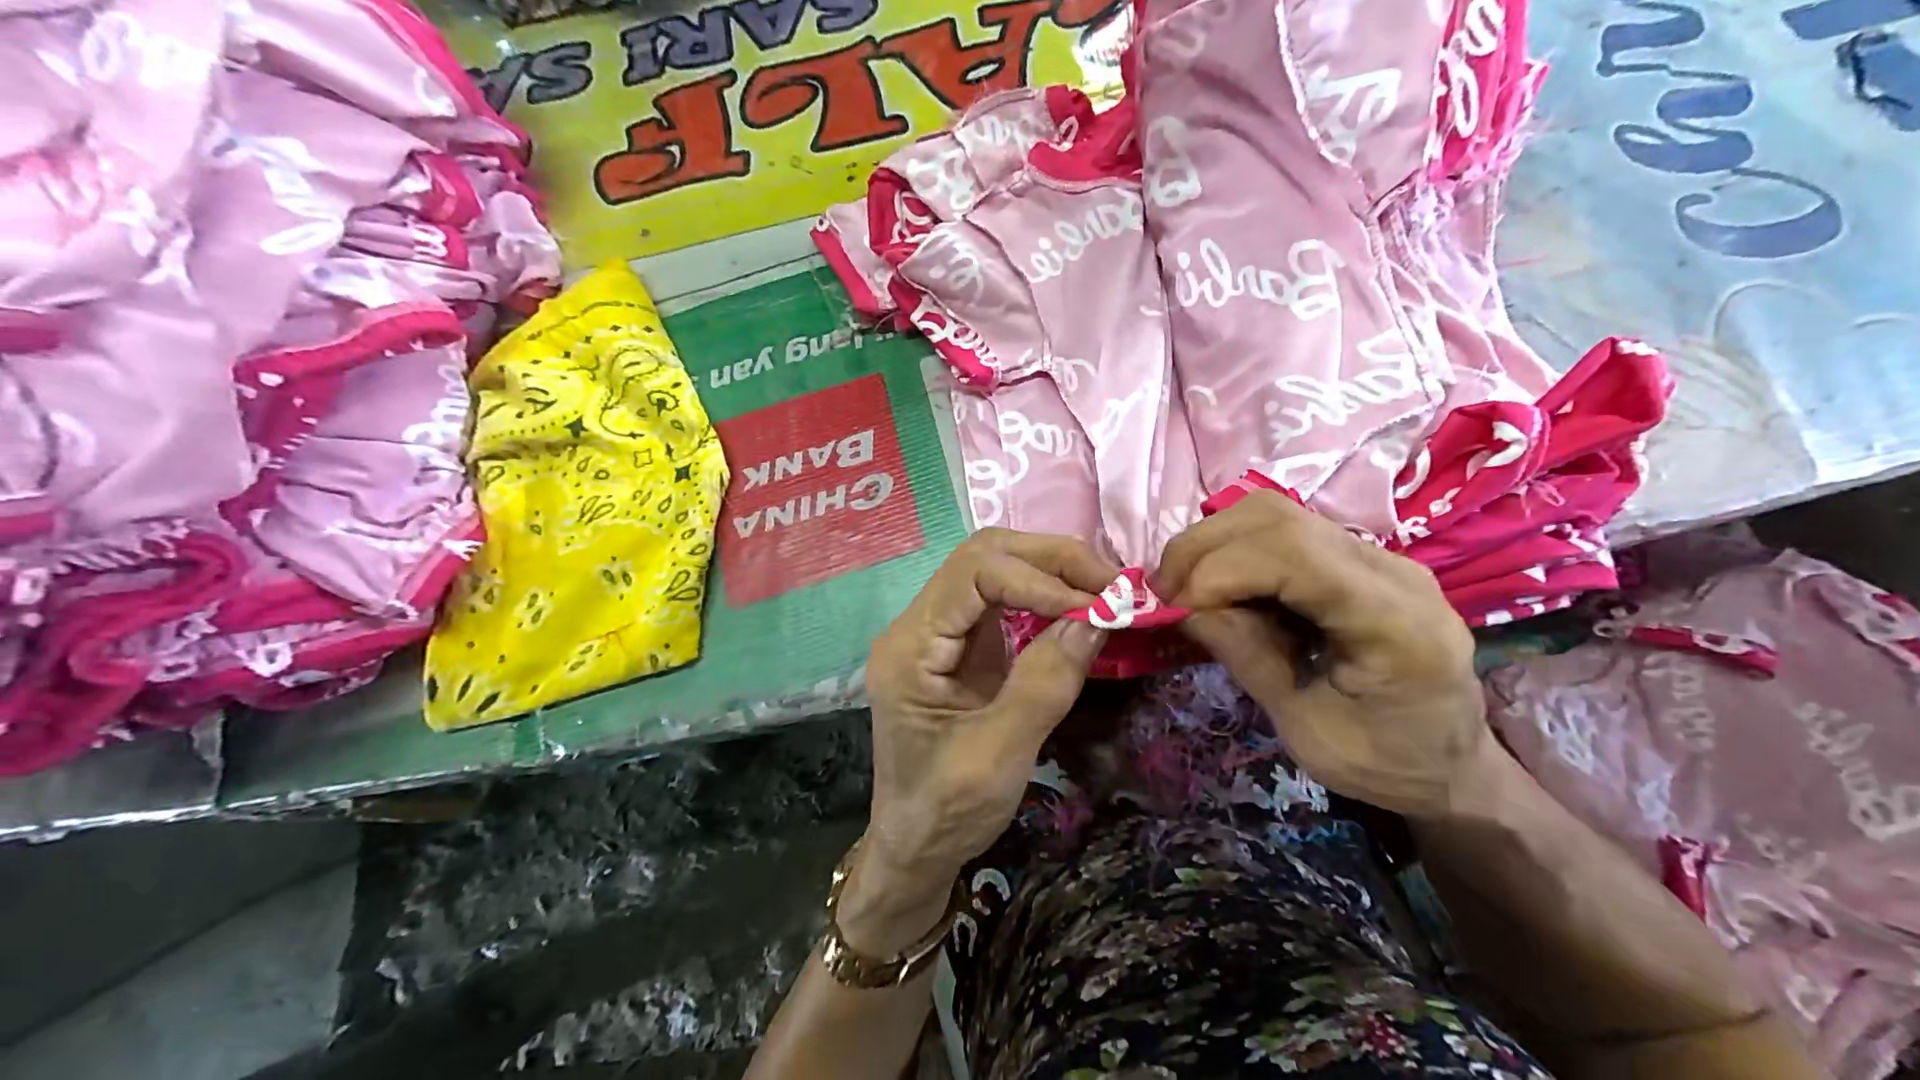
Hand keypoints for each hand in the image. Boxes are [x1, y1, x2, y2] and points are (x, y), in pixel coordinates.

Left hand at [847, 530, 1114, 953]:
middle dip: (1051, 561)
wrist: (916, 849)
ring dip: (1053, 572)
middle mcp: (919, 626)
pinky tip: (1080, 608)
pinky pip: (1004, 603)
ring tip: (1106, 591)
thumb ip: (1045, 682)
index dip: (1038, 577)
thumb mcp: (999, 754)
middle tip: (1113, 584)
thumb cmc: (946, 812)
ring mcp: (940, 634)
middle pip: (984, 557)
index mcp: (910, 646)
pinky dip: (1046, 597)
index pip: (973, 572)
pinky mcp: (962, 649)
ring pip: (996, 571)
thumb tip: (1096, 618)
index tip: (1096, 606)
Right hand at [1155, 490, 1488, 818]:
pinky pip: (1283, 530)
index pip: (1296, 555)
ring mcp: (1377, 556)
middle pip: (1278, 518)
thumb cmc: (1383, 763)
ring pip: (1275, 512)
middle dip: (1204, 548)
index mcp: (1395, 624)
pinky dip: (1234, 549)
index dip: (1222, 569)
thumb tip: (1186, 608)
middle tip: (1162, 593)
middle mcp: (1392, 571)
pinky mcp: (1356, 558)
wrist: (1450, 764)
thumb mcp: (1306, 731)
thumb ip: (1249, 659)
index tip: (1176, 608)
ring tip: (1183, 588)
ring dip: (1213, 542)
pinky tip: (1217, 586)